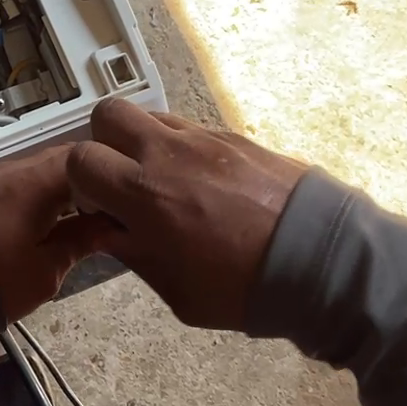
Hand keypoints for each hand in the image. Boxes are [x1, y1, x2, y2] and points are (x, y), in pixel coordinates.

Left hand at [0, 146, 113, 325]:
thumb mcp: (46, 270)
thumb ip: (80, 241)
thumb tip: (110, 224)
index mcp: (32, 184)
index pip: (81, 159)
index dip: (108, 174)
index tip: (126, 196)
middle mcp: (11, 171)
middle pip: (59, 160)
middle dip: (88, 179)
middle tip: (110, 206)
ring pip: (38, 170)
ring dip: (62, 185)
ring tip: (84, 214)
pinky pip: (18, 181)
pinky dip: (39, 192)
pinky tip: (50, 217)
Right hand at [68, 99, 308, 330]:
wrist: (327, 264)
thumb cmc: (246, 289)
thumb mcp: (178, 291)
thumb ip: (134, 254)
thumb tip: (111, 232)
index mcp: (144, 193)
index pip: (80, 157)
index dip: (80, 179)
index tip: (99, 203)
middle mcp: (166, 153)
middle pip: (108, 114)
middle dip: (104, 141)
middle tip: (122, 175)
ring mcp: (202, 138)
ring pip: (150, 115)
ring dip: (144, 141)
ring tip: (166, 178)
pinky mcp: (233, 136)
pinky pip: (190, 129)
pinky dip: (183, 149)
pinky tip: (205, 183)